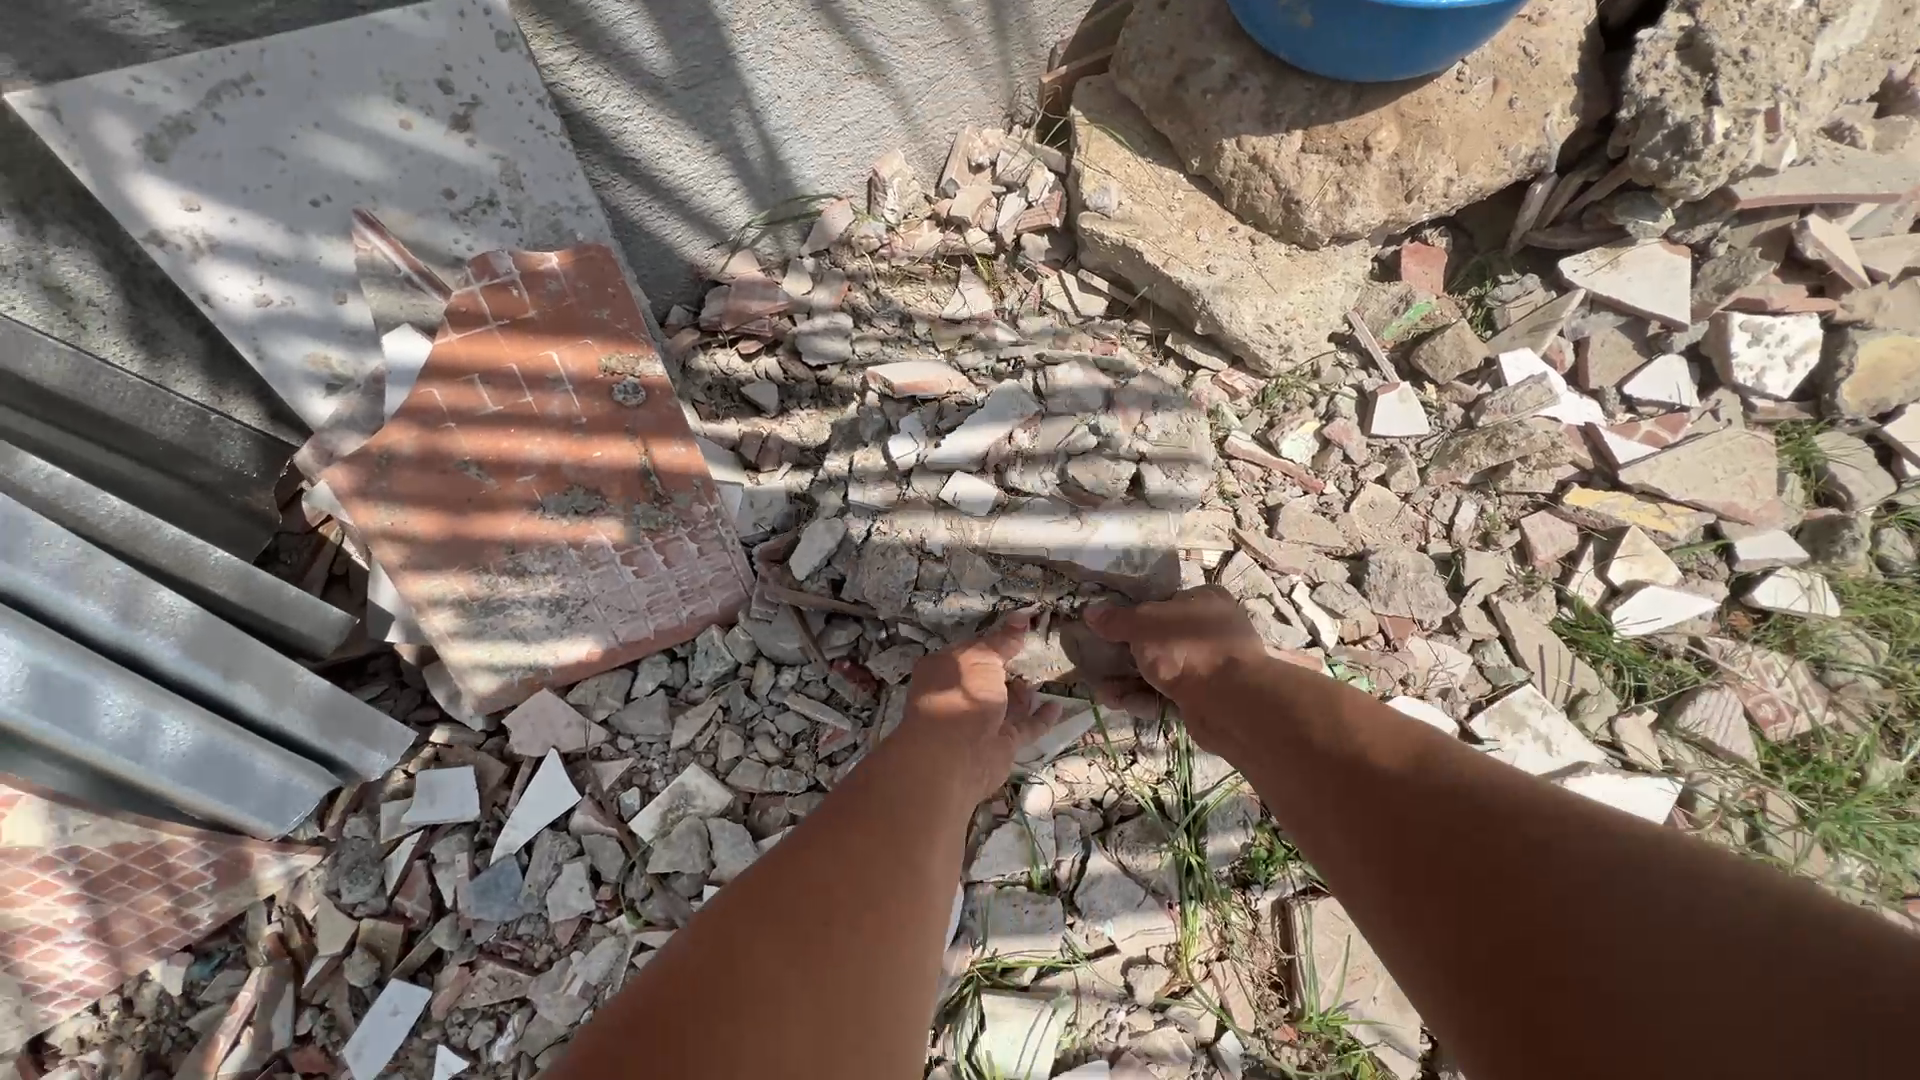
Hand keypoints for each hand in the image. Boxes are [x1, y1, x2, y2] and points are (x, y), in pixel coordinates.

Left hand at [892, 612, 1063, 805]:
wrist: (952, 756)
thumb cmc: (960, 694)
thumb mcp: (981, 657)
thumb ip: (1003, 640)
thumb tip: (1021, 617)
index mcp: (946, 670)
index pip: (972, 651)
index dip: (994, 642)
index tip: (1020, 631)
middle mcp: (960, 695)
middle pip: (989, 679)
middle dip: (1010, 669)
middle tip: (1036, 655)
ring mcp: (980, 722)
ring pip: (1007, 704)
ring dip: (1025, 694)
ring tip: (1047, 677)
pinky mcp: (1000, 744)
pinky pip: (1024, 727)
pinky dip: (1041, 717)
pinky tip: (1057, 705)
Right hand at [1084, 586, 1268, 745]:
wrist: (1229, 702)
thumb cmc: (1188, 647)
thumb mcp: (1144, 626)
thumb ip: (1117, 620)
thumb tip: (1090, 612)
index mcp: (1204, 601)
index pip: (1163, 601)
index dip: (1133, 614)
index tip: (1107, 627)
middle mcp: (1209, 630)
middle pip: (1157, 639)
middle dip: (1125, 654)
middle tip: (1098, 664)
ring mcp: (1209, 666)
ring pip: (1160, 670)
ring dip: (1129, 680)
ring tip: (1104, 692)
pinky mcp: (1205, 697)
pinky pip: (1168, 694)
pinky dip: (1144, 698)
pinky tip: (1120, 703)